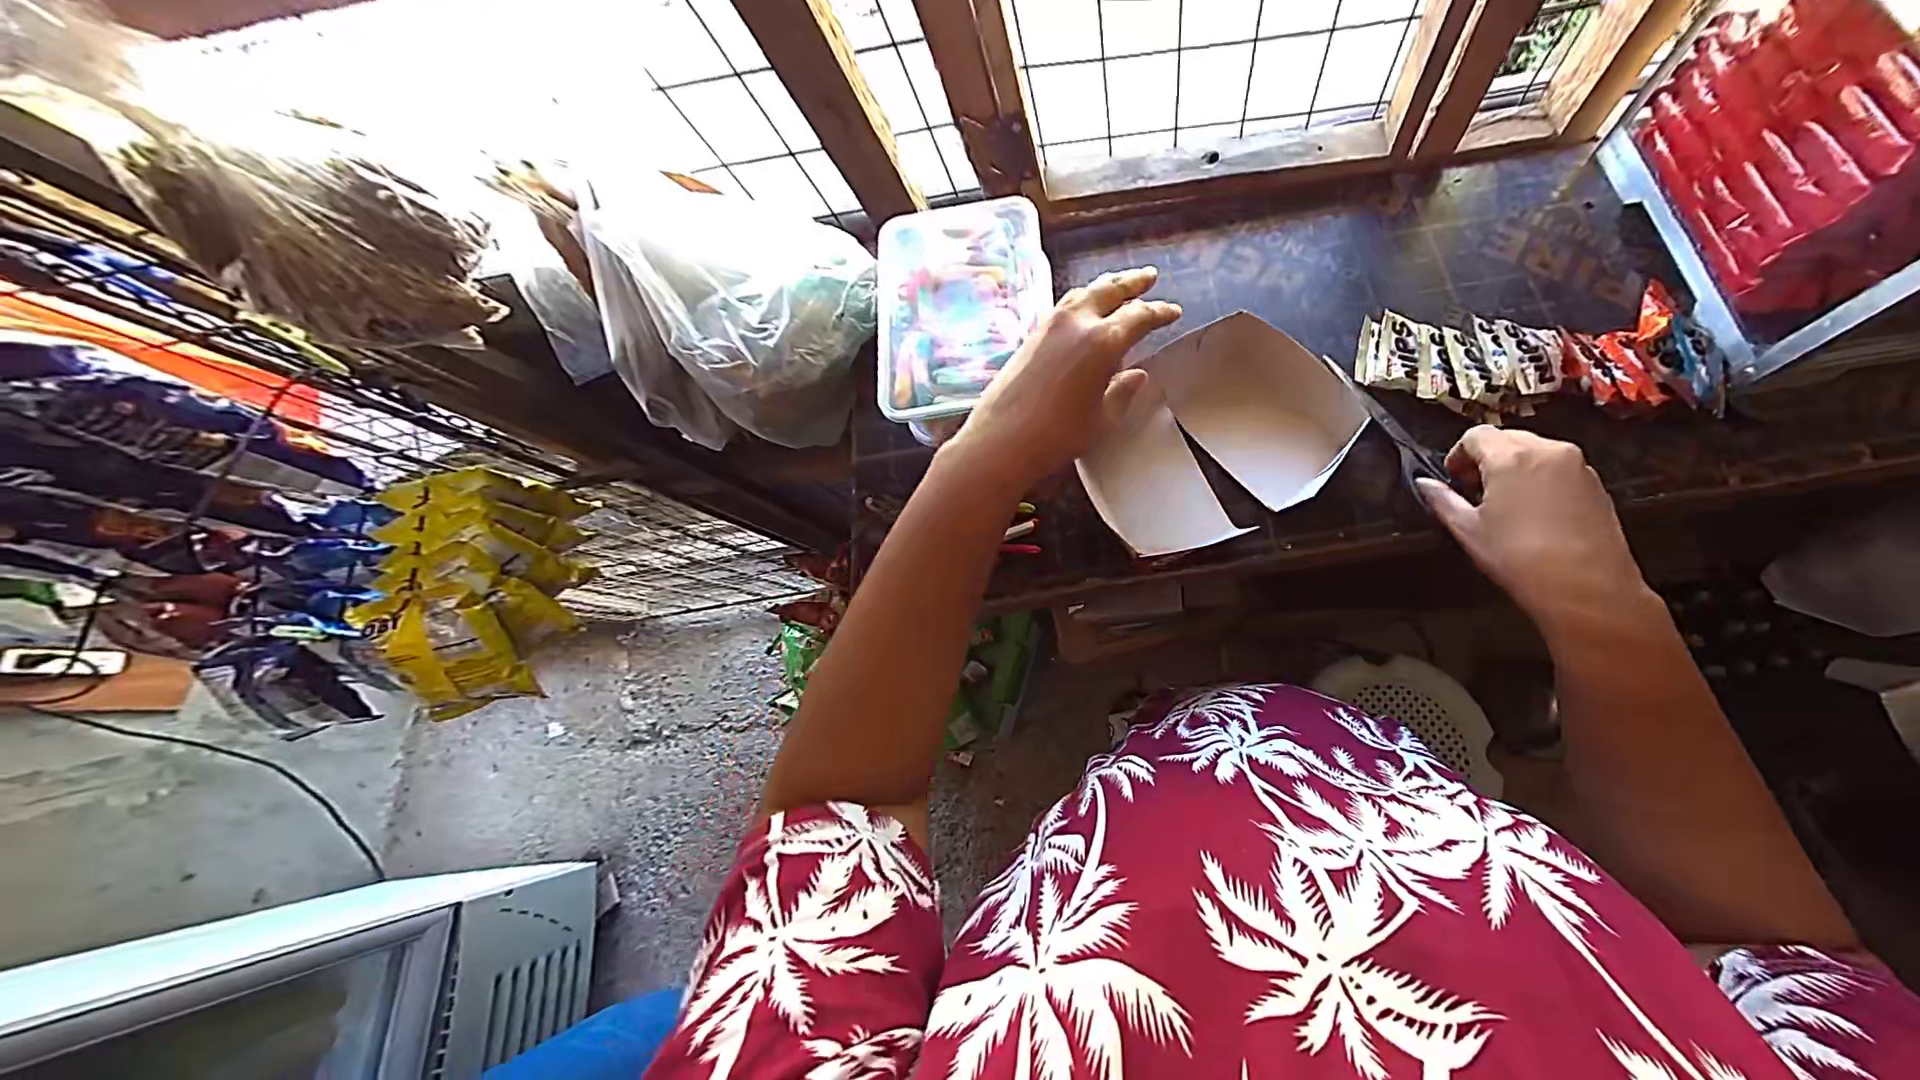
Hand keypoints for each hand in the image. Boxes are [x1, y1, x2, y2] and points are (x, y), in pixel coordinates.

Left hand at [941, 266, 1181, 490]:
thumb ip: (1122, 393)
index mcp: (1103, 341)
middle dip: (1133, 282)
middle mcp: (1076, 323)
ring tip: (1117, 285)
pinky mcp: (1029, 336)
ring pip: (1083, 294)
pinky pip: (1063, 307)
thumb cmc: (1056, 437)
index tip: (1173, 312)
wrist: (1000, 440)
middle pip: (1110, 291)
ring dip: (1104, 286)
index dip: (1160, 313)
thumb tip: (1137, 375)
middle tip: (1149, 276)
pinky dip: (1081, 301)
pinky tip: (1082, 310)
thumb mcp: (1101, 420)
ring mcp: (1048, 326)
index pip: (1140, 316)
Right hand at [1416, 426, 1655, 637]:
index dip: (1457, 455)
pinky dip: (1537, 477)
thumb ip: (1442, 500)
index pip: (1476, 436)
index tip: (1453, 479)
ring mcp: (1577, 466)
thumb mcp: (1467, 529)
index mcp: (1511, 458)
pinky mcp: (1595, 483)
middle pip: (1506, 438)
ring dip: (1512, 466)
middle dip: (1485, 458)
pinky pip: (1556, 466)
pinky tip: (1530, 511)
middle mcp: (1548, 452)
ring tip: (1502, 502)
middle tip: (1473, 490)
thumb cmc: (1518, 557)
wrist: (1585, 587)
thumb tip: (1425, 485)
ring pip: (1533, 450)